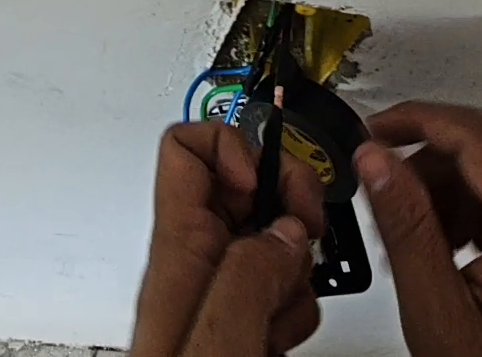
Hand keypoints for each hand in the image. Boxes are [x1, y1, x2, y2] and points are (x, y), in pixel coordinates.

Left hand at [132, 121, 327, 356]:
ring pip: (271, 231)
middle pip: (244, 182)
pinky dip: (294, 298)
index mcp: (177, 247)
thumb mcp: (219, 337)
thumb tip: (288, 232)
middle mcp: (194, 259)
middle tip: (304, 229)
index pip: (184, 146)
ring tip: (284, 301)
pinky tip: (280, 330)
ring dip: (295, 260)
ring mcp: (219, 287)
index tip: (261, 180)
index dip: (229, 144)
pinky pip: (280, 278)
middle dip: (287, 198)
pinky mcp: (241, 314)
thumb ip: (254, 272)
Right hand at [354, 101, 481, 356]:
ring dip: (434, 193)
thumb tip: (375, 158)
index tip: (372, 129)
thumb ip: (405, 226)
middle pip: (476, 152)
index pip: (472, 134)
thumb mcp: (439, 312)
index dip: (414, 120)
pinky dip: (456, 214)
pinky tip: (433, 250)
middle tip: (378, 193)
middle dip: (419, 168)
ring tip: (404, 240)